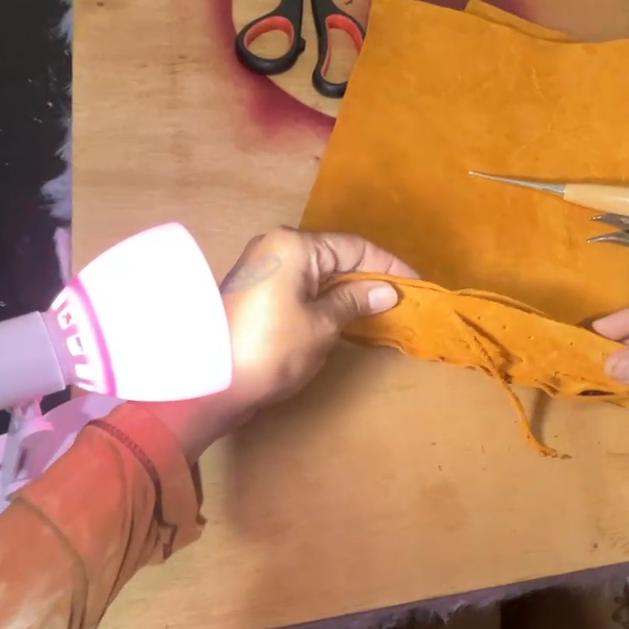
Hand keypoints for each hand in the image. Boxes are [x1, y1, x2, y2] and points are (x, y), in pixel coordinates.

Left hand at [143, 229, 416, 457]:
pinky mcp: (256, 289)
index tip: (417, 284)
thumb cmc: (270, 350)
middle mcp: (276, 246)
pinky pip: (302, 283)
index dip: (389, 265)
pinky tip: (345, 311)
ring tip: (380, 306)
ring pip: (318, 270)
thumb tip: (386, 290)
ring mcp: (263, 267)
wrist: (210, 383)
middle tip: (401, 297)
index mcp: (294, 246)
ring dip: (348, 287)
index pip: (354, 247)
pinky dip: (326, 295)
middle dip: (369, 275)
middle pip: (336, 254)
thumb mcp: (321, 326)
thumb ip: (354, 301)